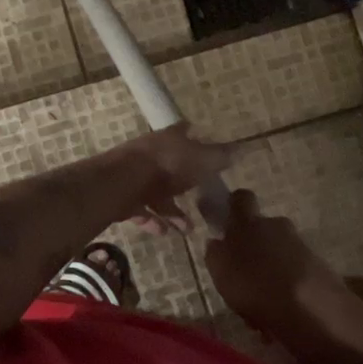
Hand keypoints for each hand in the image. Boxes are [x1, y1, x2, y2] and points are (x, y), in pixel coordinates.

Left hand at [115, 124, 230, 231]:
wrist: (121, 183)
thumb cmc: (166, 167)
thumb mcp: (201, 160)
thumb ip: (219, 157)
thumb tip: (242, 149)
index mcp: (168, 139)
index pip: (183, 132)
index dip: (195, 138)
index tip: (207, 148)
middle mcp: (149, 153)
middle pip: (169, 166)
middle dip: (185, 184)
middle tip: (202, 200)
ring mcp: (132, 174)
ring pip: (156, 192)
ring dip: (172, 210)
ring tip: (187, 228)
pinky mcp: (121, 196)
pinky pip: (141, 209)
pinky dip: (153, 221)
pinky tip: (166, 231)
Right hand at [203, 189, 340, 327]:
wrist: (311, 309)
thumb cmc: (254, 285)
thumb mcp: (220, 271)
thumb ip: (215, 253)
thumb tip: (217, 242)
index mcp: (249, 223)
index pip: (240, 198)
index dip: (233, 205)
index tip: (227, 220)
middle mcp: (277, 226)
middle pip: (263, 228)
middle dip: (255, 244)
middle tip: (244, 271)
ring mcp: (302, 246)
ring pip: (280, 252)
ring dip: (272, 268)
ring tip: (262, 300)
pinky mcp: (321, 268)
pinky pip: (296, 272)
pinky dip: (288, 285)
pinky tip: (280, 310)